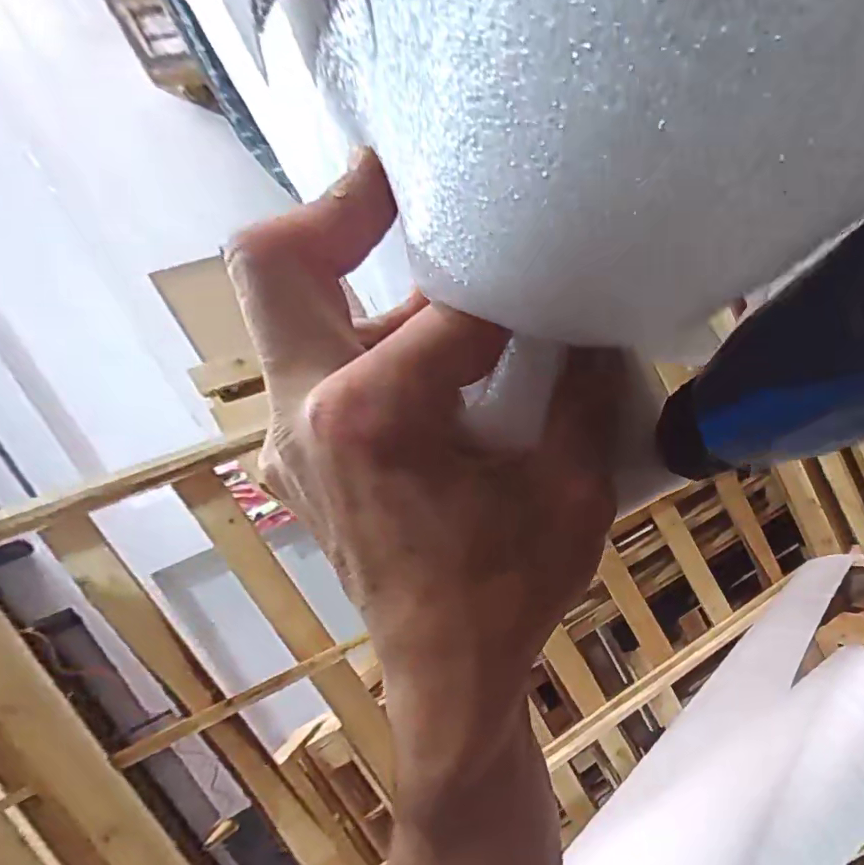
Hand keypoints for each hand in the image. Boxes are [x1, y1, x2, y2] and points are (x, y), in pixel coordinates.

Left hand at [227, 151, 622, 864]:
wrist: (449, 676)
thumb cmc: (510, 591)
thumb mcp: (571, 488)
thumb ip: (579, 391)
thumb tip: (586, 323)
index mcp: (370, 416)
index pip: (442, 313)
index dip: (505, 293)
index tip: (542, 283)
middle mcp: (304, 414)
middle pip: (277, 266)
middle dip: (340, 210)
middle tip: (404, 188)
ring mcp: (289, 442)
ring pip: (295, 320)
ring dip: (363, 288)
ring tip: (444, 292)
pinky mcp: (301, 465)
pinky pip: (318, 372)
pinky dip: (365, 345)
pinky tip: (432, 370)